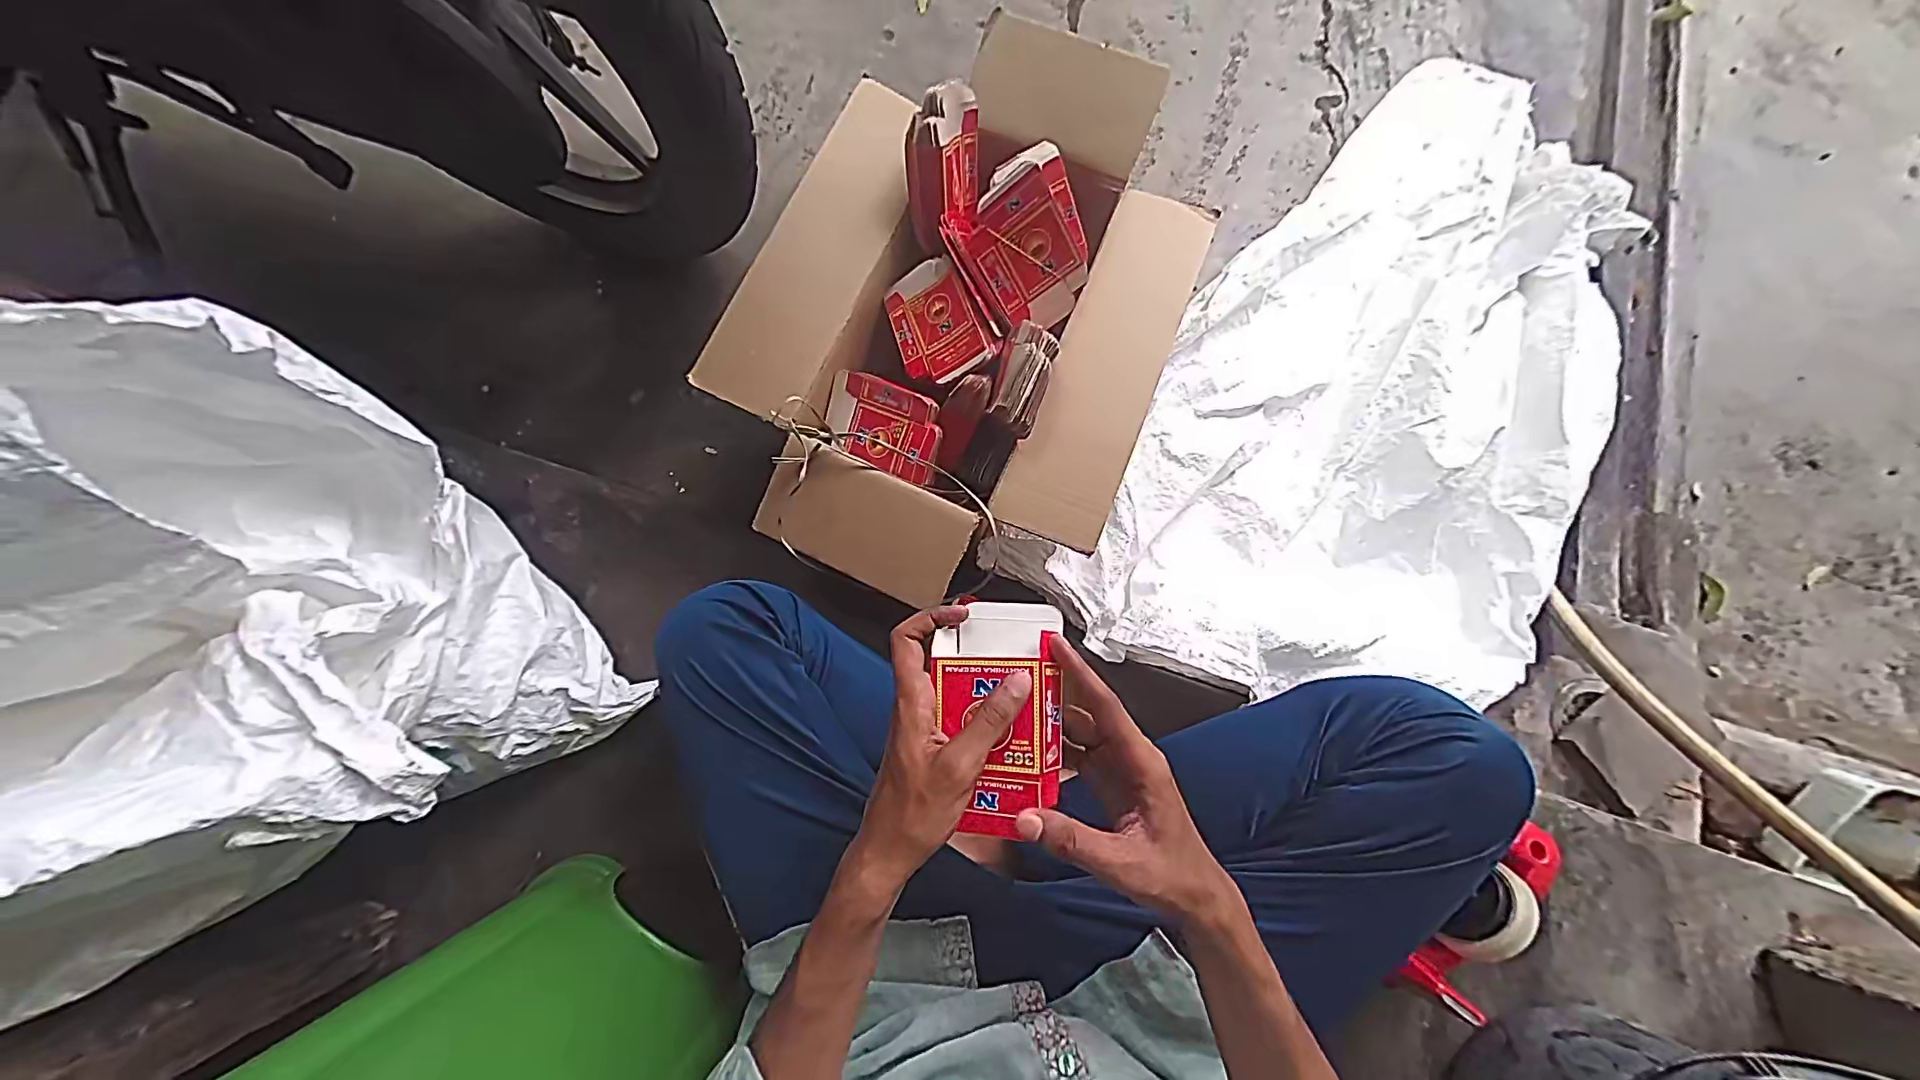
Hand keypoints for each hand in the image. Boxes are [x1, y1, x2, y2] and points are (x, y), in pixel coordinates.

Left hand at [852, 605, 1033, 888]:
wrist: (891, 850)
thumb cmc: (910, 815)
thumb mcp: (960, 765)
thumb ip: (989, 721)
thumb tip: (1015, 681)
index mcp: (911, 702)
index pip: (906, 640)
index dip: (931, 618)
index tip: (963, 616)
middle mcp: (915, 707)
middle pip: (941, 662)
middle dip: (977, 658)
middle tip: (1007, 659)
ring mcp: (924, 726)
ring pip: (956, 691)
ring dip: (985, 692)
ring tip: (1016, 700)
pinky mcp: (934, 744)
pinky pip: (961, 718)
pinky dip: (984, 720)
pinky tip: (1007, 737)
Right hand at [1014, 643, 1240, 924]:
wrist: (1196, 898)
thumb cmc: (1174, 876)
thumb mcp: (1121, 862)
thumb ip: (1072, 840)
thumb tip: (1027, 819)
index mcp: (1142, 762)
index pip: (1106, 706)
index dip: (1080, 672)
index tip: (1057, 647)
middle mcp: (1131, 758)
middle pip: (1087, 714)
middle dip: (1054, 692)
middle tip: (1020, 678)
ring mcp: (1120, 769)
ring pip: (1080, 733)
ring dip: (1050, 722)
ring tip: (1017, 713)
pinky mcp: (1111, 784)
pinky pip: (1078, 756)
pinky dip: (1054, 751)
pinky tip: (1030, 754)